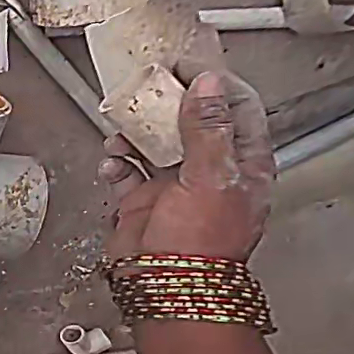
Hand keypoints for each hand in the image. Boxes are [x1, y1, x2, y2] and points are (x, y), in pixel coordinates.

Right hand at [99, 71, 273, 261]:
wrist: (163, 286)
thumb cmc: (200, 244)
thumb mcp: (212, 178)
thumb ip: (208, 128)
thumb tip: (207, 85)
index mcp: (241, 165)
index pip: (237, 110)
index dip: (215, 85)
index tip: (190, 67)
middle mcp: (208, 172)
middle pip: (190, 123)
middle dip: (168, 105)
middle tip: (148, 88)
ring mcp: (173, 186)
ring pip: (154, 144)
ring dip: (135, 134)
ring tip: (122, 133)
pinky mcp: (142, 201)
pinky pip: (126, 171)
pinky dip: (116, 164)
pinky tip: (112, 163)